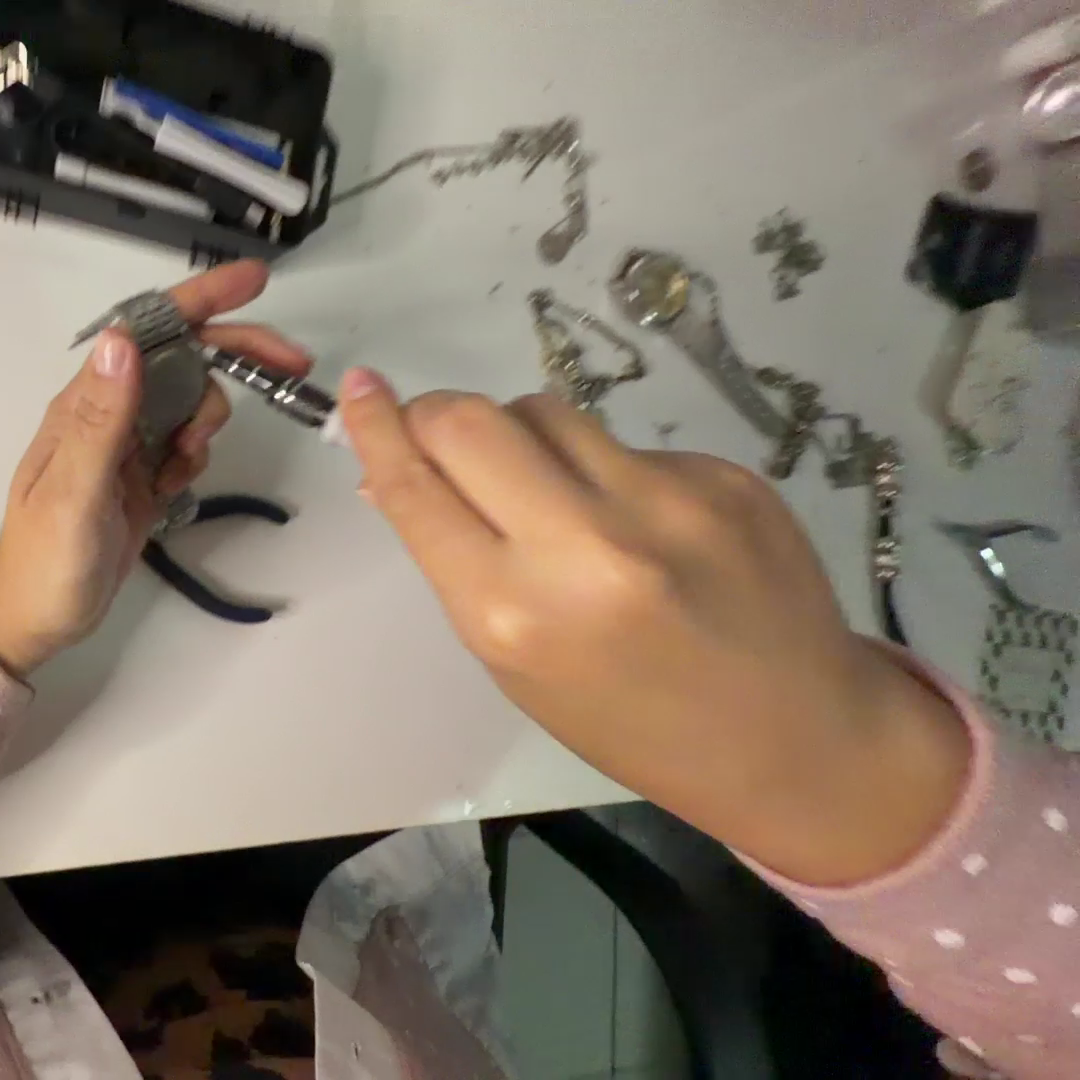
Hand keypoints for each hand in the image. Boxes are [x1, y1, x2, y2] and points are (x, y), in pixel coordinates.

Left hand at [0, 261, 311, 677]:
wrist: (40, 616)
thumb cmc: (47, 560)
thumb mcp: (74, 494)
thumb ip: (100, 421)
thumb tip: (122, 340)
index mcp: (86, 404)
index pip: (147, 332)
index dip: (199, 301)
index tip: (255, 282)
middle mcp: (110, 413)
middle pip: (182, 360)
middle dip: (235, 354)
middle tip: (292, 366)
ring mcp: (129, 445)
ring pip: (190, 403)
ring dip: (207, 423)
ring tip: (182, 467)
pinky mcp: (143, 476)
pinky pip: (186, 446)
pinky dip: (195, 458)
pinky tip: (175, 487)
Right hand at [339, 370, 970, 885]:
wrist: (799, 741)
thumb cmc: (620, 718)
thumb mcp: (508, 654)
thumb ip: (452, 558)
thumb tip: (396, 479)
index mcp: (512, 611)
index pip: (418, 490)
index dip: (376, 430)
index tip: (357, 386)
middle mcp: (584, 546)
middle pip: (472, 422)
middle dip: (432, 415)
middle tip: (431, 433)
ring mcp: (665, 501)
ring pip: (542, 410)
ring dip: (510, 434)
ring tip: (535, 485)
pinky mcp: (726, 475)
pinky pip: (615, 441)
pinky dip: (590, 465)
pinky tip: (627, 517)